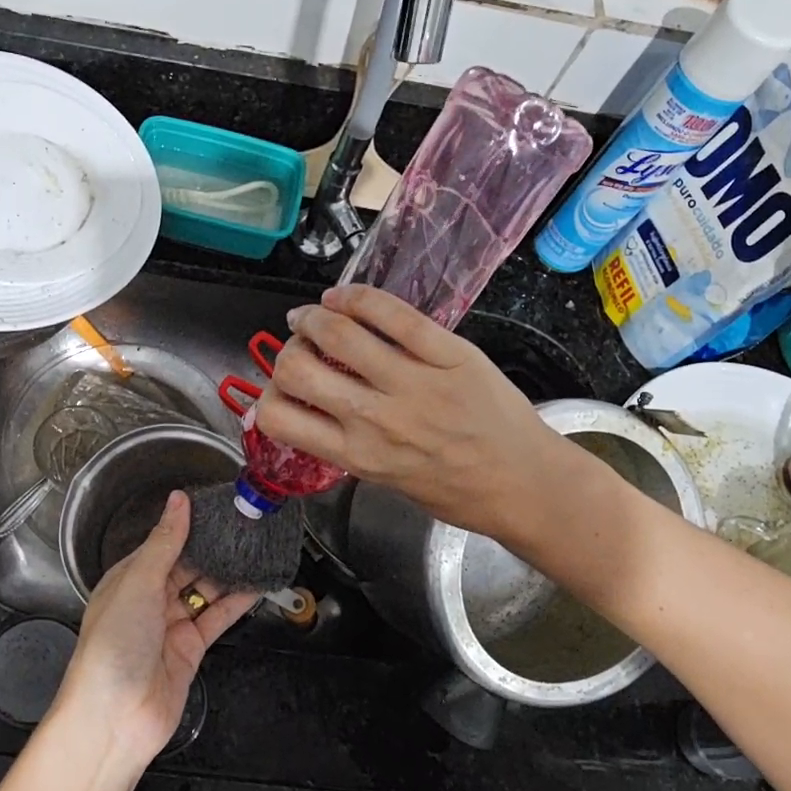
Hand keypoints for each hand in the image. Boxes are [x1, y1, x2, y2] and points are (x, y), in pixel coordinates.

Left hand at [53, 491, 255, 766]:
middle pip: (185, 567)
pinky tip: (258, 585)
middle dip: (212, 549)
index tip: (219, 507)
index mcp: (127, 580)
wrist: (114, 718)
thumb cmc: (114, 645)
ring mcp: (170, 626)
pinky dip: (237, 603)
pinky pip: (217, 618)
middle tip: (247, 525)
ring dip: (228, 573)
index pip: (161, 544)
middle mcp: (147, 600)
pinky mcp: (191, 650)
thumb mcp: (137, 584)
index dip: (187, 526)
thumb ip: (163, 543)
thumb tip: (178, 500)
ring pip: (204, 592)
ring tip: (258, 548)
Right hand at [256, 284, 568, 539]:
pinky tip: (344, 298)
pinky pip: (393, 314)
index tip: (279, 392)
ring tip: (312, 316)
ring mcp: (413, 382)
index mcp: (357, 456)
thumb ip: (349, 448)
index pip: (278, 419)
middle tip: (299, 349)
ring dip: (312, 317)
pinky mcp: (448, 353)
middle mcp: (374, 419)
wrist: (525, 485)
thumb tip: (316, 414)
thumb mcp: (387, 483)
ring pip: (337, 333)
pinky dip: (357, 298)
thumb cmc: (457, 492)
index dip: (265, 399)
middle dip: (286, 354)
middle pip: (296, 370)